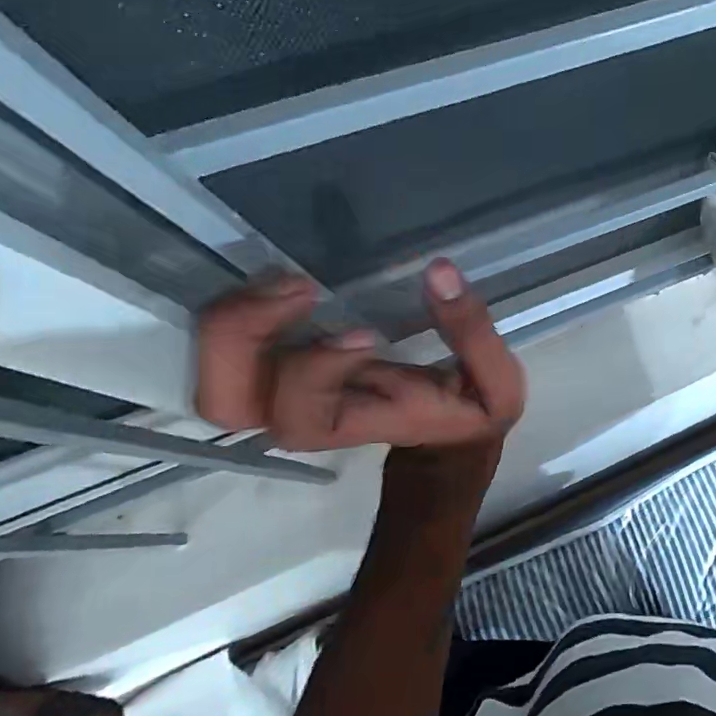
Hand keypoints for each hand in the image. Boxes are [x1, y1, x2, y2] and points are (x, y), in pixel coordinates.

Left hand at [194, 259, 525, 454]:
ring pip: (218, 379)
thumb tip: (439, 272)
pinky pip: (235, 352)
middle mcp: (309, 415)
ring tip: (290, 282)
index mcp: (361, 423)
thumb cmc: (470, 415)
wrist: (446, 443)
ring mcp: (291, 394)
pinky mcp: (290, 370)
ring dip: (234, 322)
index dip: (316, 371)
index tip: (367, 334)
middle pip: (229, 402)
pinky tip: (283, 284)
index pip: (304, 414)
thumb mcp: (497, 385)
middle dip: (242, 339)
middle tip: (300, 289)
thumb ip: (474, 333)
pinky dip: (241, 313)